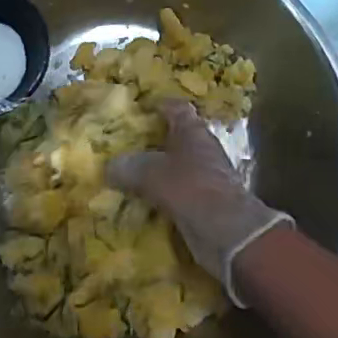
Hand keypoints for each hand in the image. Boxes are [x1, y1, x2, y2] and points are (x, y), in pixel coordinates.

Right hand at [107, 99, 291, 305]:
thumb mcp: (152, 173)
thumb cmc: (190, 188)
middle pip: (175, 137)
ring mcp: (205, 175)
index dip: (158, 105)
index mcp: (192, 130)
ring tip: (126, 174)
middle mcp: (201, 148)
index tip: (138, 109)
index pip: (175, 107)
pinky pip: (177, 191)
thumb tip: (110, 166)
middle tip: (124, 144)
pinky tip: (141, 201)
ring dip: (156, 170)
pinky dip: (161, 194)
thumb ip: (129, 167)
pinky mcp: (204, 201)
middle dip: (152, 140)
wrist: (228, 232)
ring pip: (175, 165)